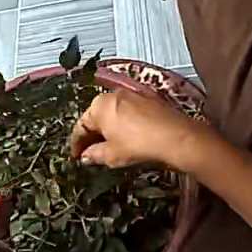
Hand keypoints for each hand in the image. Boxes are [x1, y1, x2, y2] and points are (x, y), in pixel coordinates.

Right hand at [69, 90, 212, 170]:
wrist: (176, 137)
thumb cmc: (138, 145)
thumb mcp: (111, 155)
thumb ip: (94, 154)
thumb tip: (85, 156)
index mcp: (98, 107)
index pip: (81, 126)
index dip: (76, 144)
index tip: (75, 156)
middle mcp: (112, 96)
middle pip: (96, 117)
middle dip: (92, 135)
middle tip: (90, 152)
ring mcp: (131, 95)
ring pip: (113, 113)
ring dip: (108, 128)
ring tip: (109, 146)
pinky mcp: (148, 99)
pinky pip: (128, 112)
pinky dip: (124, 124)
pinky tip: (128, 137)